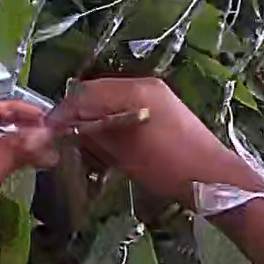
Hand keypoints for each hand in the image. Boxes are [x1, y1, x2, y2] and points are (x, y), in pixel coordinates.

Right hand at [49, 77, 263, 205]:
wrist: (214, 178)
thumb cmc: (168, 167)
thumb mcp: (124, 155)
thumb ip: (94, 135)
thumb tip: (69, 129)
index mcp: (134, 90)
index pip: (86, 92)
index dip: (65, 111)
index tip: (50, 131)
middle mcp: (144, 84)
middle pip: (97, 91)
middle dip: (78, 112)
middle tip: (63, 137)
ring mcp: (155, 93)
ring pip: (111, 98)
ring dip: (94, 115)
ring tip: (82, 141)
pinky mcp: (162, 105)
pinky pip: (126, 104)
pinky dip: (111, 118)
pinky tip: (106, 139)